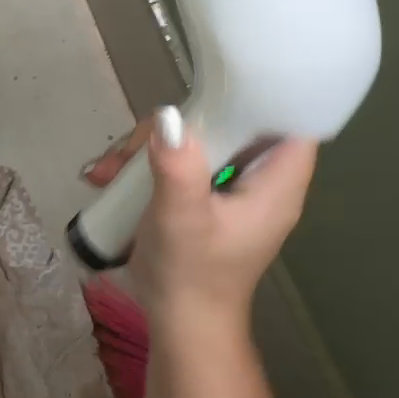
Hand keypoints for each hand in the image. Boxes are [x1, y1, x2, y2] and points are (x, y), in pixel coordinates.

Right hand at [83, 109, 317, 321]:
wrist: (179, 320)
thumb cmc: (193, 271)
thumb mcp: (181, 217)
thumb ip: (176, 166)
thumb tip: (166, 116)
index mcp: (273, 187)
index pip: (292, 126)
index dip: (269, 96)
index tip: (225, 77)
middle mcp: (255, 181)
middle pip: (222, 126)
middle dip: (172, 128)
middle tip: (134, 148)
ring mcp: (223, 188)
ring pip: (187, 140)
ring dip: (143, 148)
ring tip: (108, 171)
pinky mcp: (196, 194)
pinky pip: (170, 159)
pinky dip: (138, 164)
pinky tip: (106, 178)